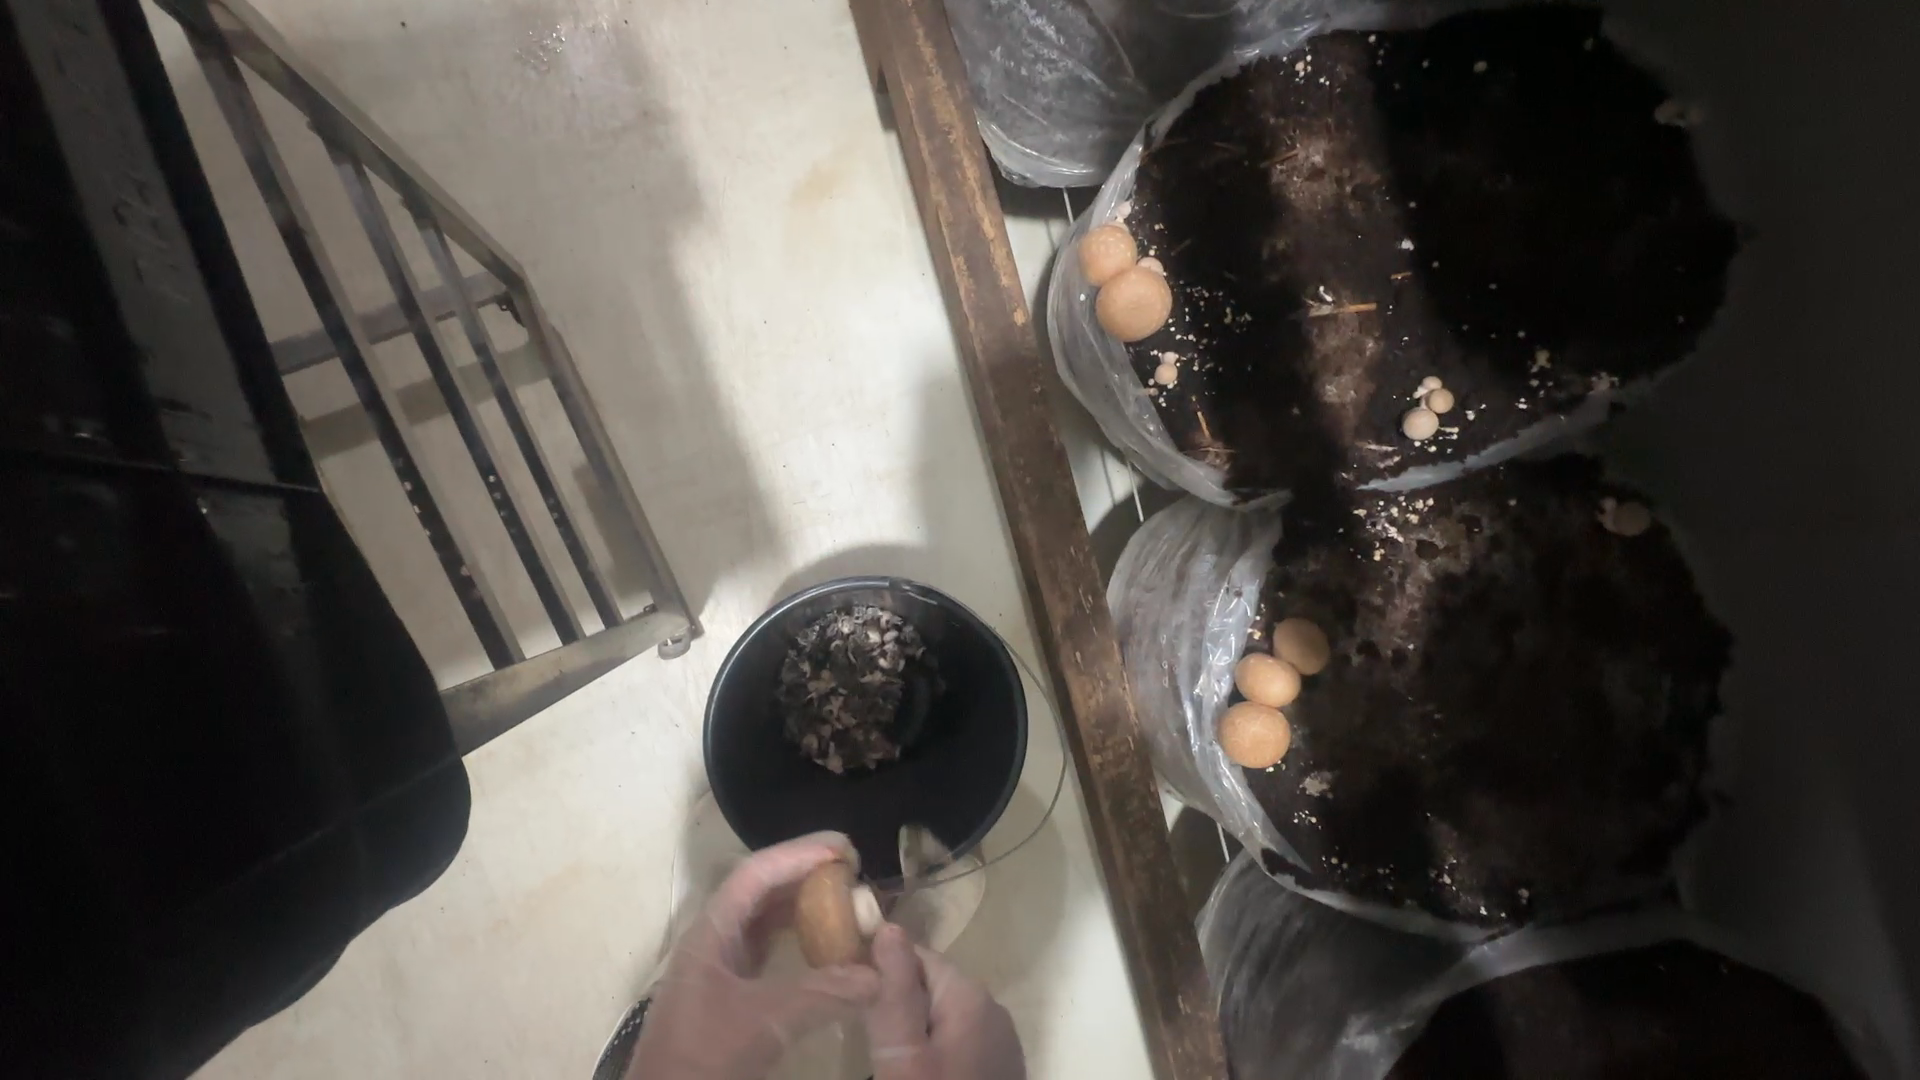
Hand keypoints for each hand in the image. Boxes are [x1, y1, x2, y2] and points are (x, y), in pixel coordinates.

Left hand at [627, 832, 880, 1079]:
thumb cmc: (702, 1058)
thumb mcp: (764, 1022)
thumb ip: (822, 994)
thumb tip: (878, 975)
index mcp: (711, 930)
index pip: (757, 872)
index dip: (800, 853)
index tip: (843, 849)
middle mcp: (714, 936)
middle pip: (761, 886)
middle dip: (805, 871)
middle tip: (850, 867)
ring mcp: (719, 962)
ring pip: (764, 914)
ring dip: (802, 900)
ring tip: (842, 894)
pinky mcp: (728, 988)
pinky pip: (767, 943)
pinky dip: (796, 933)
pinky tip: (821, 938)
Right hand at [866, 923, 1026, 1079]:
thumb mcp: (903, 1060)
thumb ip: (895, 992)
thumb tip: (888, 926)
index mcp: (970, 995)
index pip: (916, 957)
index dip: (880, 969)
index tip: (847, 994)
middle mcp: (992, 1010)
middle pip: (930, 987)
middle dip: (896, 1003)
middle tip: (860, 1035)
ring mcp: (1000, 1045)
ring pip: (943, 1018)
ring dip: (913, 1032)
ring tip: (881, 1061)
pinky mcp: (998, 1074)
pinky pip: (958, 1046)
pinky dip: (934, 1055)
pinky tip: (916, 1078)